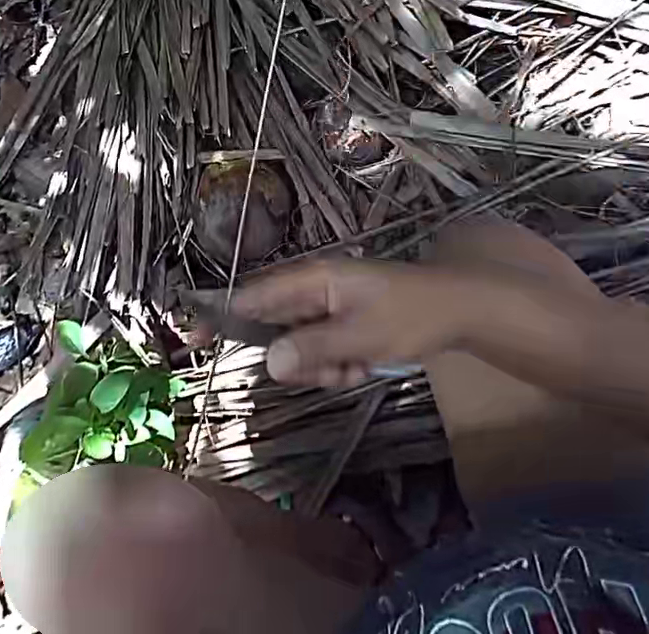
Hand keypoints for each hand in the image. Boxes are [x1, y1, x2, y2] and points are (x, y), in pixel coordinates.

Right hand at [230, 258, 510, 386]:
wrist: (458, 309)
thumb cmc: (408, 315)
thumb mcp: (361, 338)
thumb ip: (312, 349)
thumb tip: (269, 361)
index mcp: (310, 280)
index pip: (251, 296)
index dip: (220, 316)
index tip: (190, 337)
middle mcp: (312, 288)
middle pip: (275, 328)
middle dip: (295, 357)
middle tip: (330, 369)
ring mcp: (327, 304)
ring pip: (299, 344)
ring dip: (320, 365)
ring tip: (354, 366)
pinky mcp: (342, 319)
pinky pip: (321, 348)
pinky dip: (336, 364)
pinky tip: (363, 364)